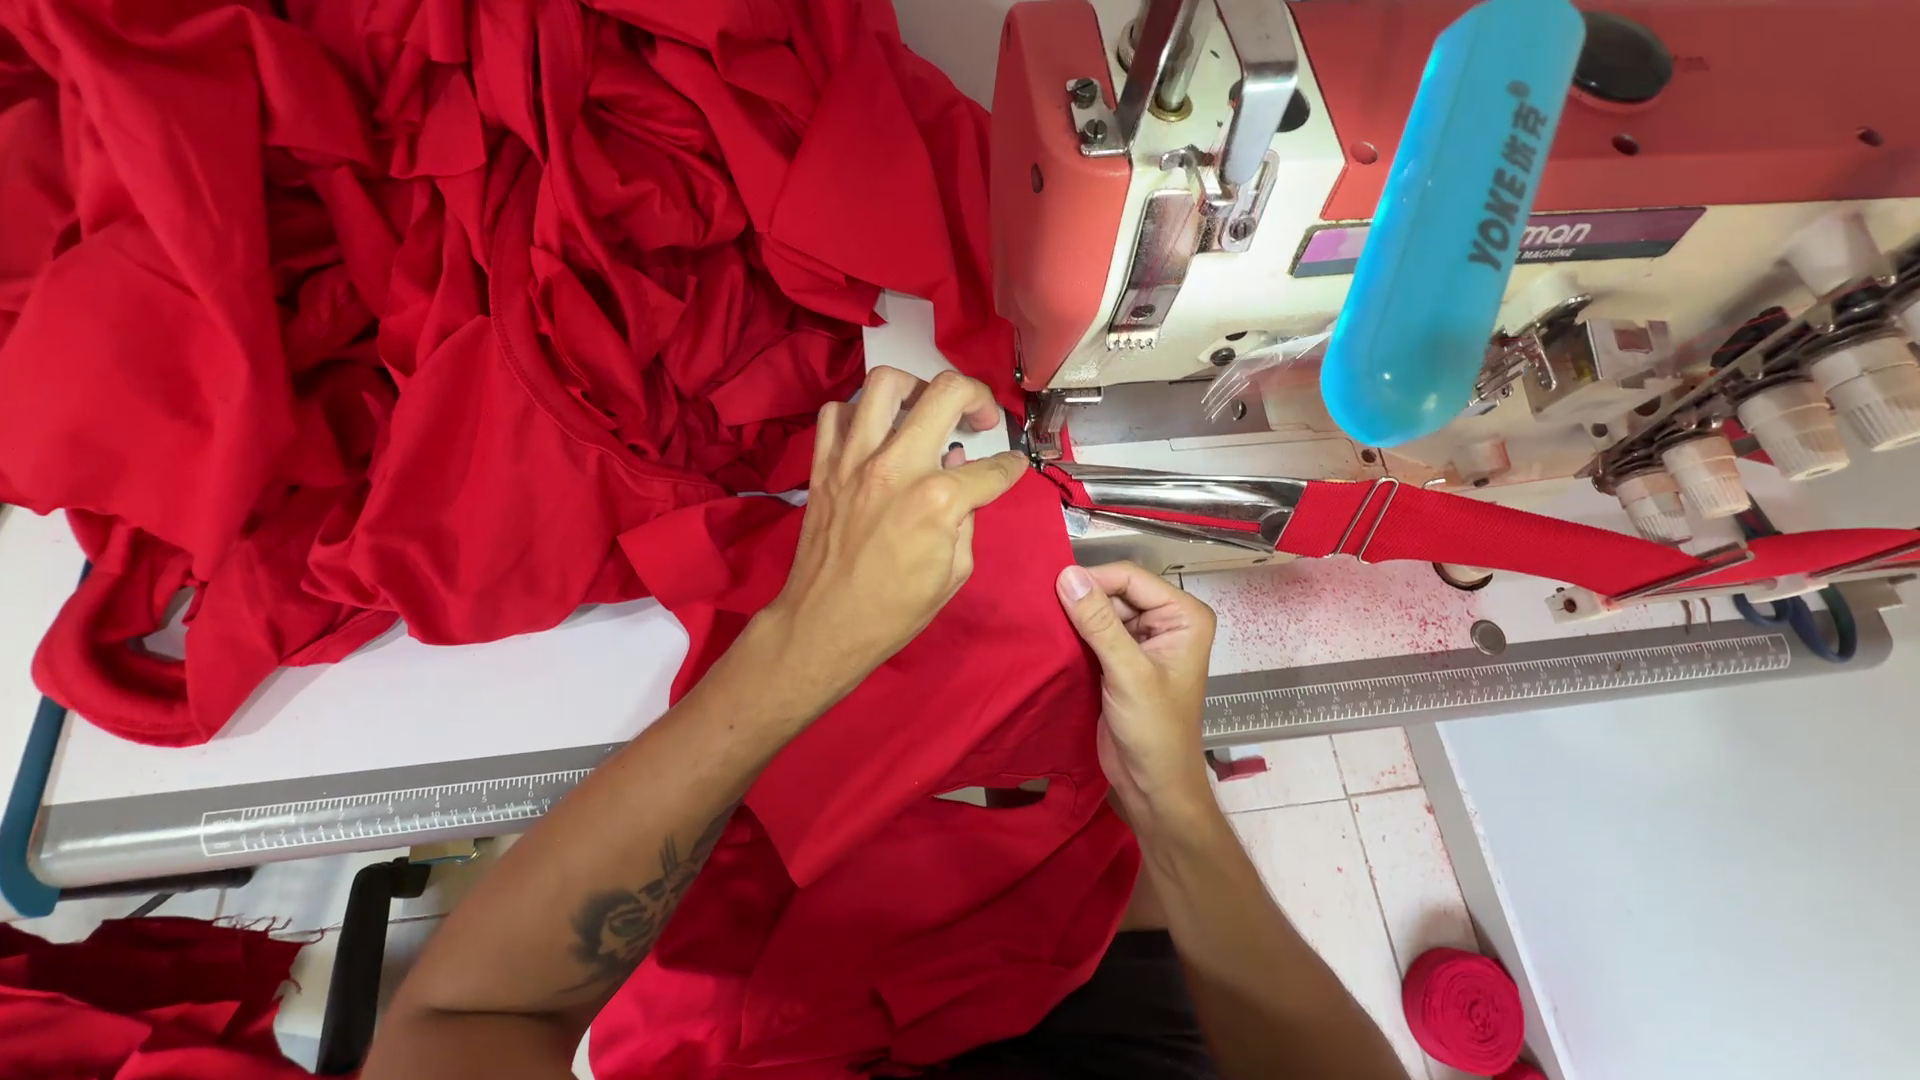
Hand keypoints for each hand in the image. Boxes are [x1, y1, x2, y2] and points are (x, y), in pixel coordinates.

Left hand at [758, 366, 1027, 709]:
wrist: (825, 625)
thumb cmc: (895, 610)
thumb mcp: (955, 573)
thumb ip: (967, 517)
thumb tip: (962, 478)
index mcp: (938, 501)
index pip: (991, 466)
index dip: (1011, 465)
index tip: (1012, 464)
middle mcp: (896, 466)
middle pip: (946, 393)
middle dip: (977, 396)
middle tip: (980, 417)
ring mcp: (854, 460)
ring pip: (886, 384)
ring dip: (916, 387)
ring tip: (925, 409)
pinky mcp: (823, 465)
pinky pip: (837, 413)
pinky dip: (859, 412)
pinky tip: (875, 432)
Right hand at [1055, 562, 1216, 823]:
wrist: (1153, 785)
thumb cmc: (1154, 731)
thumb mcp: (1127, 673)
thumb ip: (1098, 623)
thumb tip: (1066, 575)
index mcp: (1184, 616)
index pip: (1131, 578)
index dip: (1093, 579)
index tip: (1052, 589)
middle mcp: (1167, 621)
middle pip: (1115, 591)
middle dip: (1083, 598)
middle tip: (1043, 605)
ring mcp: (1144, 640)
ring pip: (1101, 610)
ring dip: (1075, 616)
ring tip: (1043, 619)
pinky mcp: (1121, 659)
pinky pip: (1094, 632)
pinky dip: (1075, 634)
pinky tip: (1052, 636)